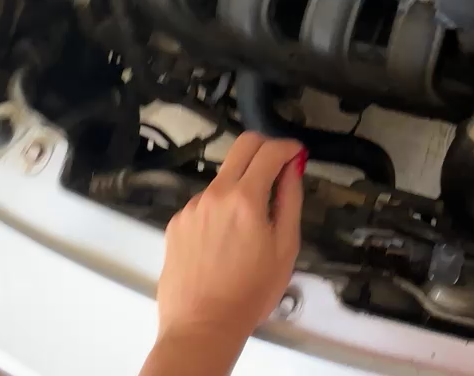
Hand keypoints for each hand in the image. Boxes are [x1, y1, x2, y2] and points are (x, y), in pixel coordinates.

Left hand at [153, 132, 305, 357]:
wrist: (201, 329)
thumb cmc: (250, 292)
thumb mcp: (285, 246)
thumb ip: (291, 198)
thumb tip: (293, 167)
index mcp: (246, 198)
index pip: (270, 150)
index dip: (289, 146)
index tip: (297, 155)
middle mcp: (216, 194)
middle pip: (243, 145)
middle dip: (266, 147)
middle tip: (278, 165)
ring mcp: (193, 207)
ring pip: (224, 177)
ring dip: (241, 184)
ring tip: (247, 222)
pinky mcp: (177, 223)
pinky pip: (205, 202)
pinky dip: (220, 207)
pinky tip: (223, 239)